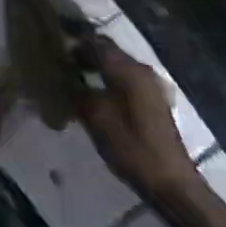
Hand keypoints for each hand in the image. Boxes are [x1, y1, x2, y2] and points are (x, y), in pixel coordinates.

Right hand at [77, 36, 200, 198]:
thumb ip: (76, 89)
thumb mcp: (95, 116)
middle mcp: (141, 69)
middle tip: (62, 62)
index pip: (95, 42)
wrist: (172, 184)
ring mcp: (151, 85)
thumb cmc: (131, 146)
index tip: (53, 50)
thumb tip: (62, 74)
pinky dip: (109, 78)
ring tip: (75, 77)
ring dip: (97, 65)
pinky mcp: (154, 101)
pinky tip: (96, 92)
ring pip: (117, 64)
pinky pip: (125, 78)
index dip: (73, 44)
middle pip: (108, 50)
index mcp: (127, 69)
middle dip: (85, 52)